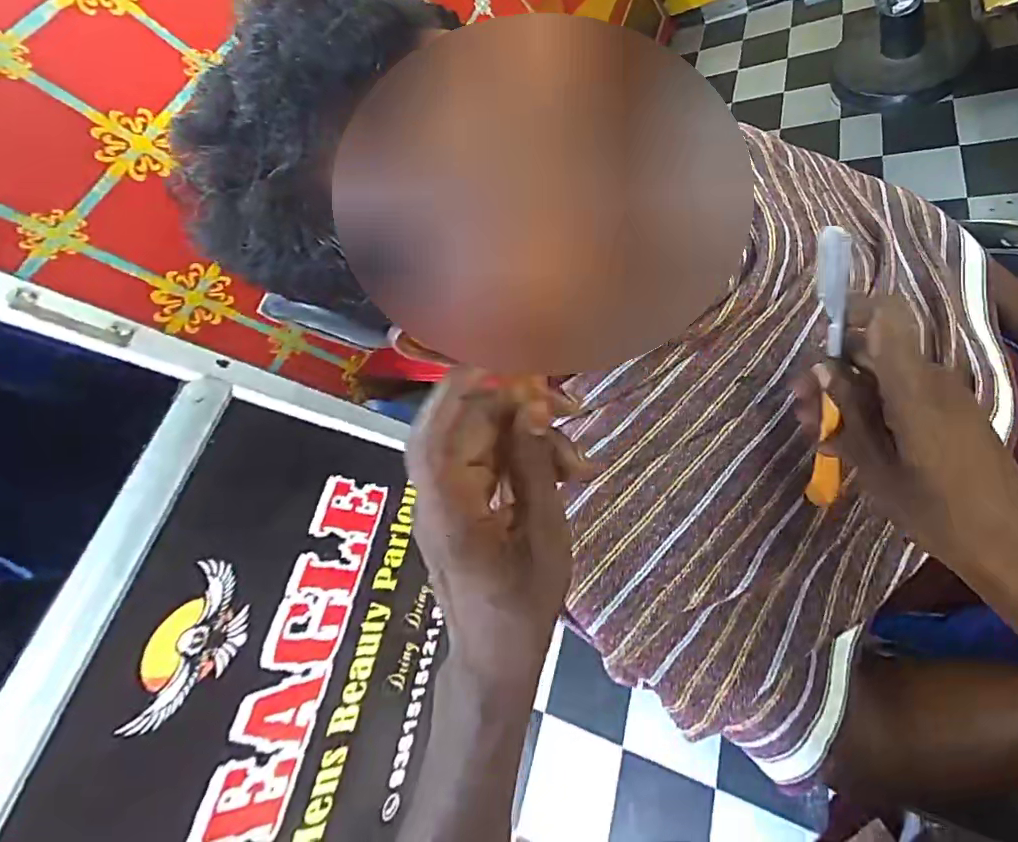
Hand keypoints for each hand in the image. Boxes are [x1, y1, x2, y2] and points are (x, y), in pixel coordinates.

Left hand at [406, 370, 590, 695]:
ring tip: (579, 458)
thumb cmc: (521, 608)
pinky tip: (566, 469)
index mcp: (447, 505)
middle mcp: (438, 494)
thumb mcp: (543, 536)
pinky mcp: (464, 504)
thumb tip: (532, 407)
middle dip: (515, 405)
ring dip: (527, 434)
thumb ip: (534, 467)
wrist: (495, 661)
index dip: (462, 385)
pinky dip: (525, 456)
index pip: (440, 429)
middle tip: (569, 405)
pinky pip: (491, 462)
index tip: (503, 355)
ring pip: (482, 441)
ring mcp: (449, 498)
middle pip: (464, 426)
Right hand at [804, 294, 1017, 562]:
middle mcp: (932, 378)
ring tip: (815, 431)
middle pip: (874, 351)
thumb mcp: (879, 469)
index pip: (884, 315)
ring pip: (884, 378)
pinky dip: (872, 411)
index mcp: (914, 384)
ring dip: (847, 396)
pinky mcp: (952, 417)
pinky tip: (844, 444)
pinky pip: (903, 397)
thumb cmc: (940, 514)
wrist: (1015, 550)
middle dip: (832, 371)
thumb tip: (823, 368)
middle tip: (800, 406)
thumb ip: (850, 412)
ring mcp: (945, 397)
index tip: (817, 335)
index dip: (850, 310)